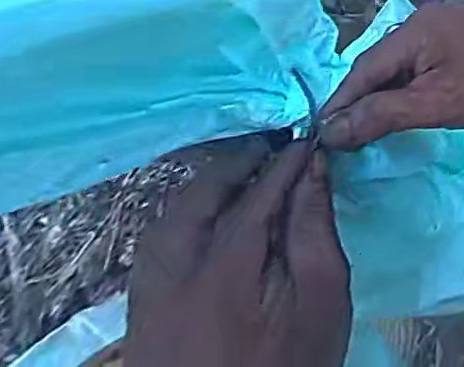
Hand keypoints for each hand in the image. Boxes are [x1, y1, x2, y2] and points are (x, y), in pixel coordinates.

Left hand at [127, 137, 350, 366]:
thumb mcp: (322, 297)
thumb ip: (314, 227)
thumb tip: (313, 167)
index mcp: (221, 278)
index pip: (254, 197)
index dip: (284, 163)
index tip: (310, 140)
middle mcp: (170, 285)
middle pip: (193, 204)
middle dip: (234, 166)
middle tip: (272, 146)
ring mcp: (147, 307)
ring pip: (164, 226)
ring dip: (203, 191)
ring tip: (242, 173)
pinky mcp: (141, 324)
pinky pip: (154, 252)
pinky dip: (183, 221)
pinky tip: (210, 217)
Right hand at [318, 0, 463, 149]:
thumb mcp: (435, 104)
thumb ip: (383, 114)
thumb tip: (332, 129)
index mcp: (412, 31)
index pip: (362, 69)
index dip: (339, 103)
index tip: (319, 136)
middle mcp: (420, 19)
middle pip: (376, 62)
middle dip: (356, 97)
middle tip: (339, 135)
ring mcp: (438, 22)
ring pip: (394, 60)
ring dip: (378, 89)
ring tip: (362, 123)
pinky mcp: (452, 32)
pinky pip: (414, 56)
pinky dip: (400, 79)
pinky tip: (397, 99)